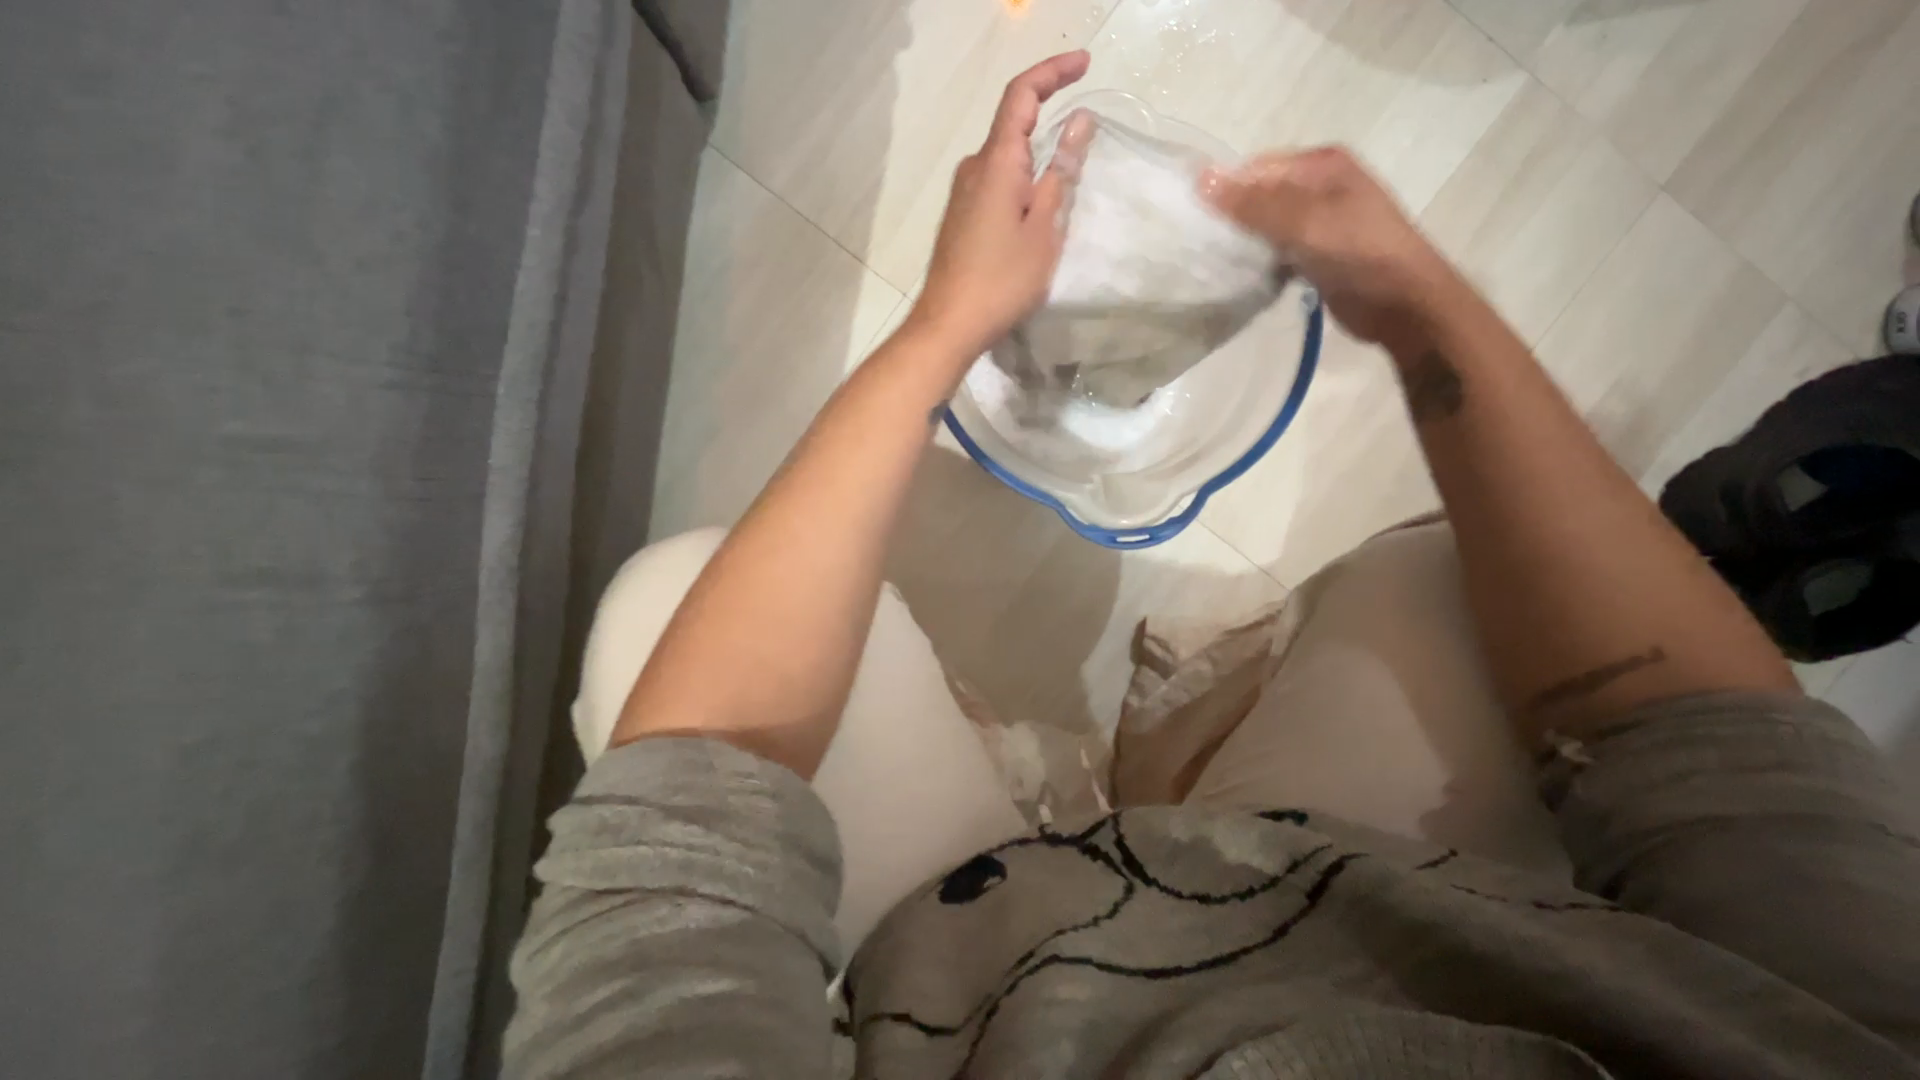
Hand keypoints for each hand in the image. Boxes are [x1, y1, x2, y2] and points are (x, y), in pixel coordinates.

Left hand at [903, 51, 1097, 361]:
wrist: (949, 324)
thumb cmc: (1003, 280)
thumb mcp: (1045, 227)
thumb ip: (1061, 172)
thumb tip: (1079, 123)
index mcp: (996, 163)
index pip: (1021, 95)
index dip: (1053, 72)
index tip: (1084, 65)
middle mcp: (973, 169)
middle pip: (1012, 126)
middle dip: (1048, 116)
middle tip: (1085, 131)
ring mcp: (962, 194)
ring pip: (1005, 160)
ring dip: (1035, 157)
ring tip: (1065, 183)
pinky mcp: (960, 218)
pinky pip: (995, 184)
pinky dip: (1021, 182)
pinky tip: (1036, 212)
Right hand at [1202, 147, 1460, 353]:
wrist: (1404, 303)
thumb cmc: (1359, 253)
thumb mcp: (1304, 222)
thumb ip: (1253, 204)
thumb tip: (1201, 180)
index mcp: (1322, 164)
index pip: (1257, 168)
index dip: (1226, 190)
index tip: (1195, 221)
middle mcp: (1320, 185)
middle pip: (1260, 195)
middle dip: (1232, 218)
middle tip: (1202, 246)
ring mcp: (1321, 221)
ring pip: (1266, 225)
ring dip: (1244, 243)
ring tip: (1216, 263)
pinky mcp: (1318, 253)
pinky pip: (1277, 250)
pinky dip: (1260, 261)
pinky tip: (1242, 277)